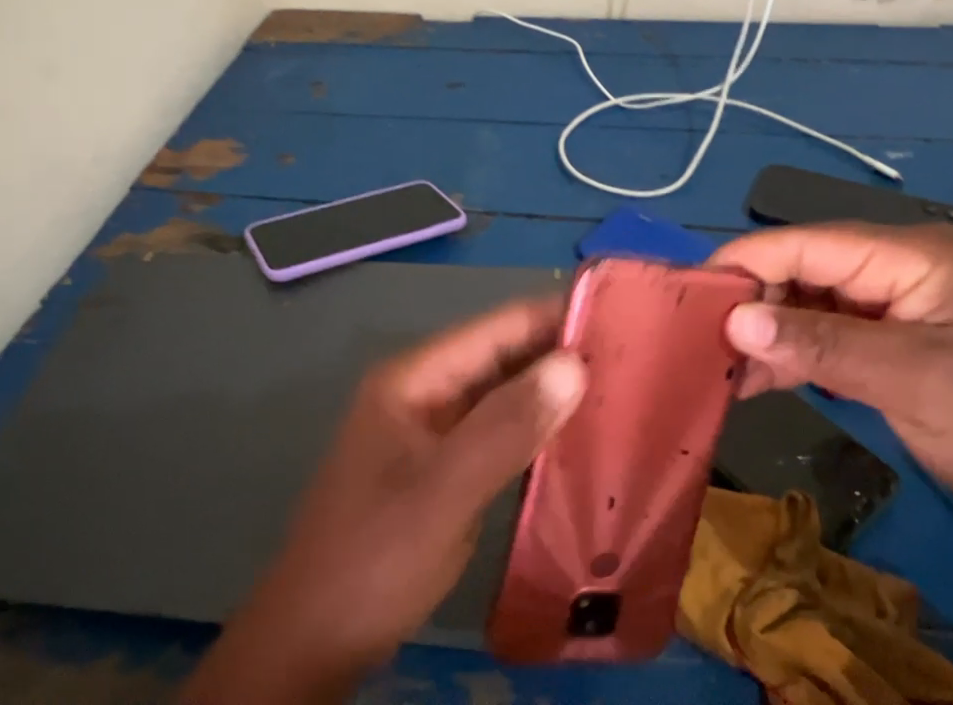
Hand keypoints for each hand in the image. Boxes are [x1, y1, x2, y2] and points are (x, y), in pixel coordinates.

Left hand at [181, 297, 586, 703]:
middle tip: (637, 359)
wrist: (315, 637)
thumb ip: (506, 428)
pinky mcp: (437, 471)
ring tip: (623, 391)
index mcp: (412, 381)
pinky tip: (577, 442)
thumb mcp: (444, 493)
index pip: (494, 330)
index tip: (623, 317)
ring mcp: (427, 434)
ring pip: (499, 398)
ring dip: (551, 394)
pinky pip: (494, 435)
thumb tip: (574, 364)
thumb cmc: (375, 557)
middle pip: (499, 359)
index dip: (554, 317)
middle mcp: (419, 395)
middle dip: (560, 355)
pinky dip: (534, 432)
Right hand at [708, 223, 952, 526]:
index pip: (803, 243)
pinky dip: (793, 358)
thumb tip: (734, 320)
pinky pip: (829, 337)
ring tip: (717, 371)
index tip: (685, 303)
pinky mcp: (896, 344)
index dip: (743, 266)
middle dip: (751, 304)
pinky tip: (756, 383)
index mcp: (909, 255)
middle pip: (802, 269)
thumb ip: (820, 344)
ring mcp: (897, 307)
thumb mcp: (912, 380)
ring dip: (767, 335)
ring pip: (809, 305)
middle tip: (698, 347)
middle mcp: (897, 268)